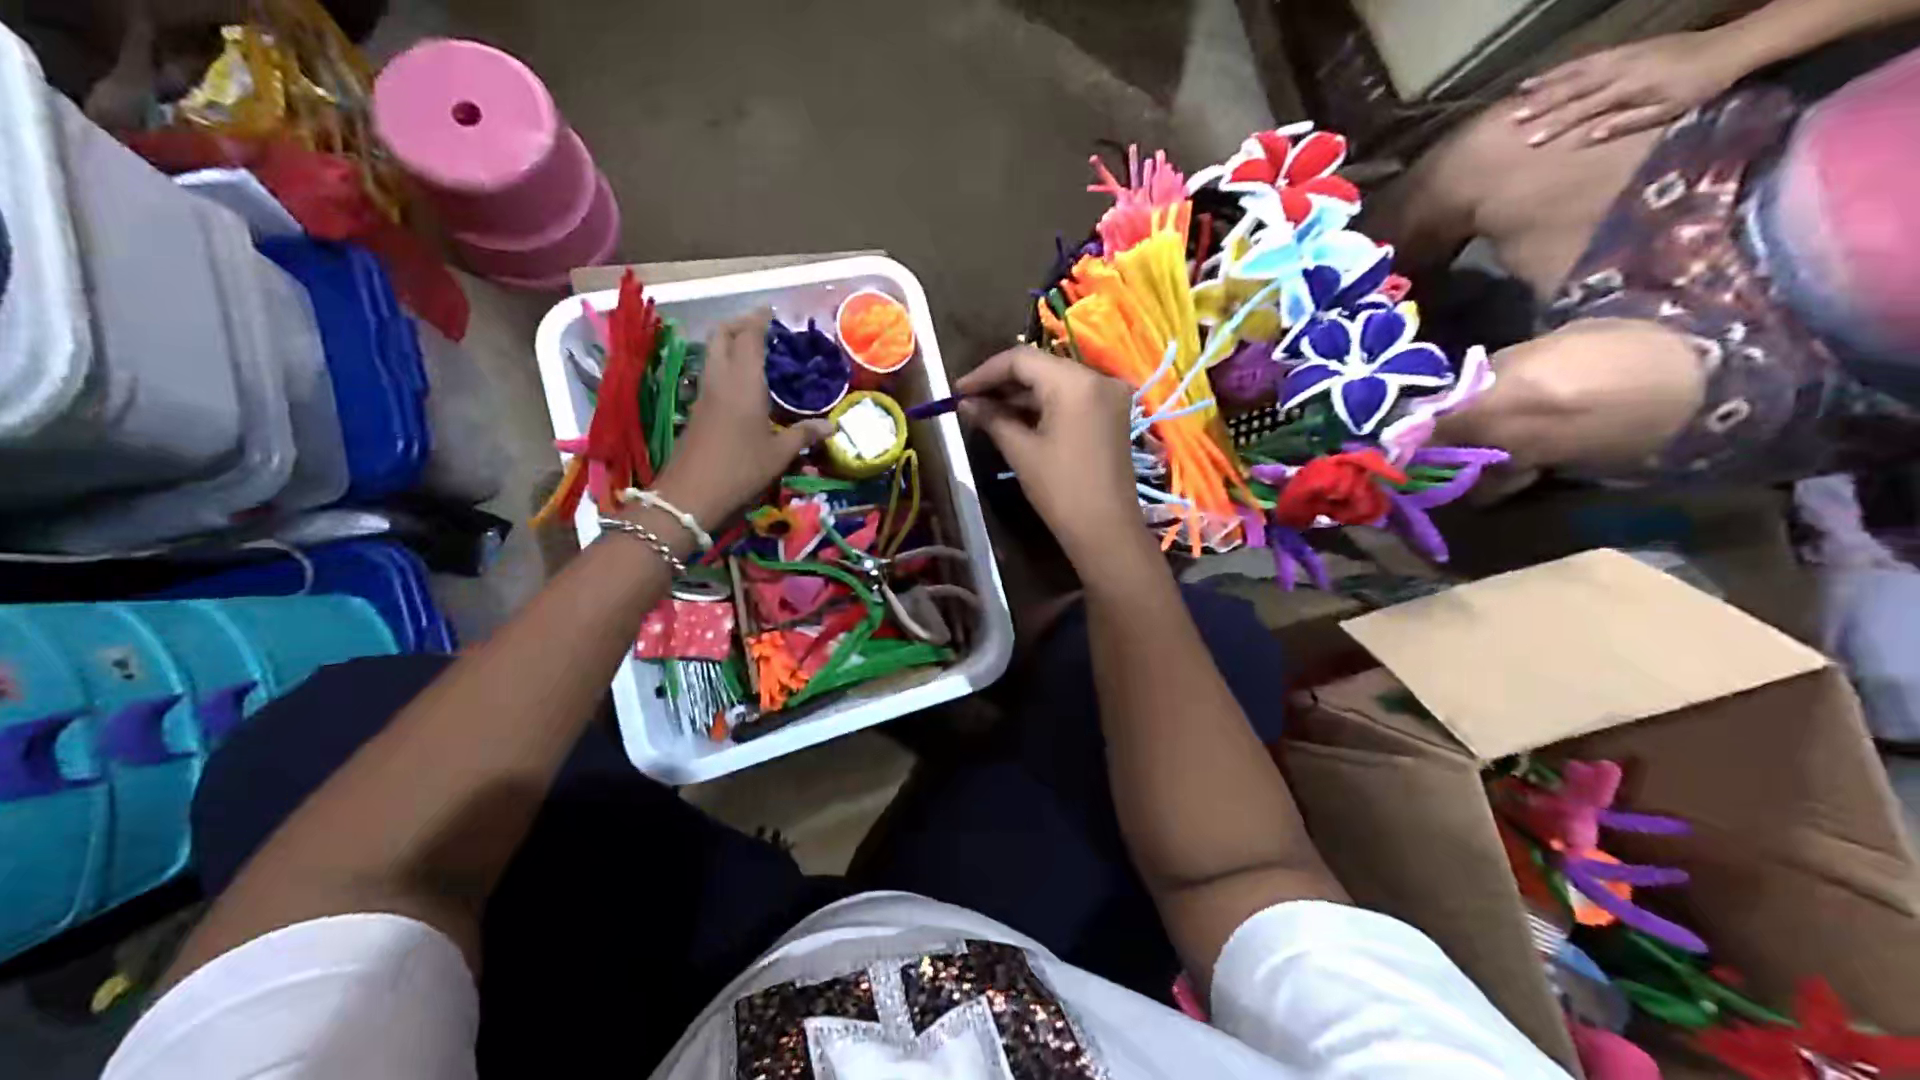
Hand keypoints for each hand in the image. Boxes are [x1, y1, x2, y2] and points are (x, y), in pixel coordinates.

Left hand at [651, 310, 830, 529]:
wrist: (690, 495)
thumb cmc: (740, 469)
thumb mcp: (779, 454)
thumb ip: (804, 435)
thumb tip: (832, 426)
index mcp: (744, 382)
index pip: (748, 337)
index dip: (759, 320)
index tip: (770, 311)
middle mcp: (720, 380)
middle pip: (721, 336)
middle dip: (738, 324)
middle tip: (760, 327)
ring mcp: (704, 394)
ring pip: (712, 354)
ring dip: (729, 343)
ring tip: (753, 351)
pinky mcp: (696, 410)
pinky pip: (711, 374)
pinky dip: (725, 365)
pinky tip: (741, 383)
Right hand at [956, 346, 1142, 565]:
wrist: (1106, 530)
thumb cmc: (1060, 490)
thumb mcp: (1021, 451)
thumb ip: (992, 418)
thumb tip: (965, 403)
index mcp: (1075, 382)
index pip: (1021, 359)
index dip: (985, 372)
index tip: (957, 391)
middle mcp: (1097, 378)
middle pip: (1040, 366)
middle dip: (1002, 382)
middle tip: (969, 401)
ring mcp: (1109, 395)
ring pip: (1055, 381)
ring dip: (1021, 394)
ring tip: (986, 411)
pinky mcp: (1112, 414)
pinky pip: (1071, 397)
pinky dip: (1044, 404)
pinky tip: (1015, 418)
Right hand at [1511, 32, 1741, 146]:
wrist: (1733, 45)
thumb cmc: (1701, 85)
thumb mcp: (1667, 110)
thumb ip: (1626, 123)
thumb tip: (1589, 136)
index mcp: (1631, 87)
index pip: (1584, 109)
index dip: (1556, 125)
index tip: (1531, 141)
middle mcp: (1622, 68)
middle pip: (1574, 88)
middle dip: (1542, 104)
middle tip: (1513, 118)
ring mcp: (1623, 55)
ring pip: (1577, 70)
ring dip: (1547, 82)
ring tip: (1520, 93)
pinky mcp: (1626, 48)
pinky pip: (1588, 58)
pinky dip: (1564, 67)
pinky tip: (1548, 74)